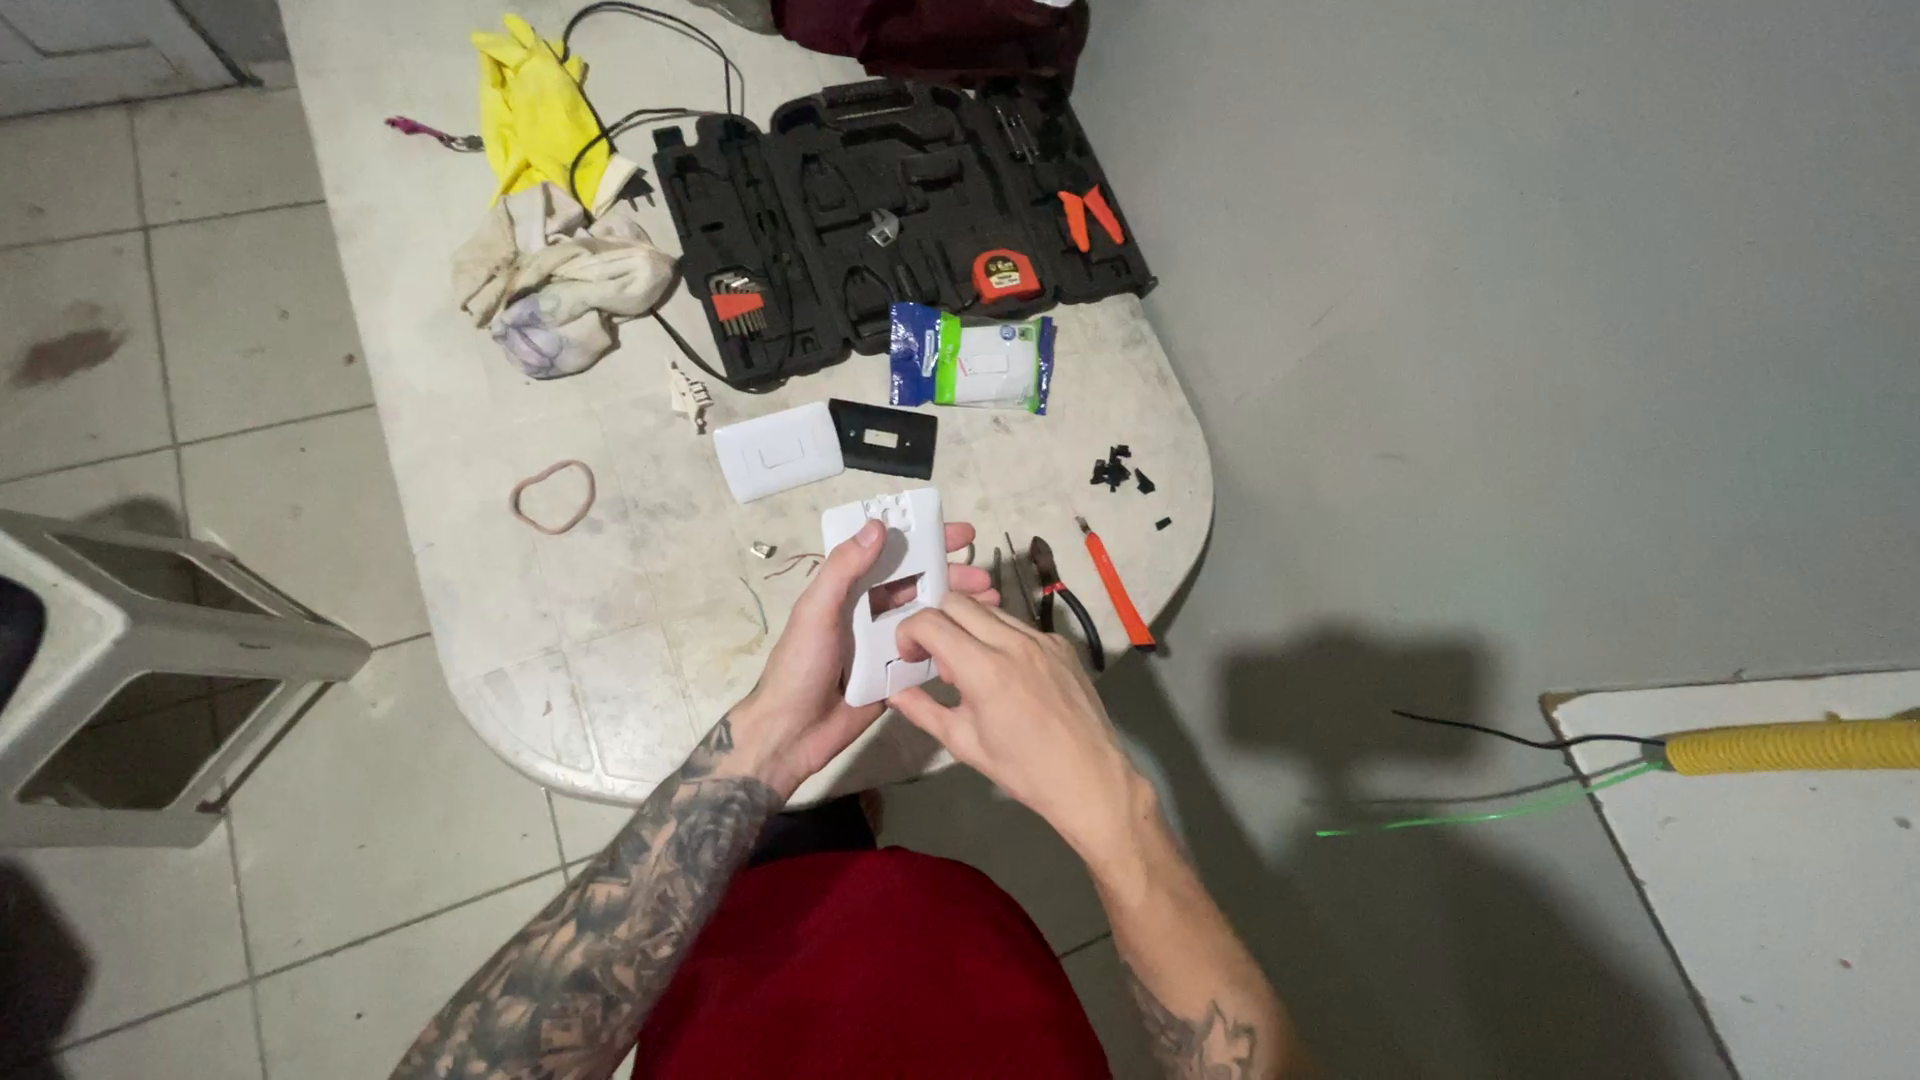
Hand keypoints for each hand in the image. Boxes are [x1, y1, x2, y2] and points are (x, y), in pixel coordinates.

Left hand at [721, 520, 995, 797]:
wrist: (792, 734)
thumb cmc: (799, 666)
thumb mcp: (817, 611)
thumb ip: (844, 569)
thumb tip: (878, 525)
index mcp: (849, 589)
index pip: (891, 554)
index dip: (924, 540)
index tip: (959, 534)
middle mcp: (870, 611)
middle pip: (919, 584)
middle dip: (952, 576)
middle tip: (984, 577)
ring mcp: (886, 643)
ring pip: (930, 616)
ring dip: (958, 607)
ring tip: (991, 603)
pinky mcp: (898, 674)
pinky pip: (929, 652)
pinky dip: (952, 643)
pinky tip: (975, 640)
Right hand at [888, 593, 1150, 861]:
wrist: (1090, 778)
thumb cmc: (1023, 770)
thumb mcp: (965, 744)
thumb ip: (924, 711)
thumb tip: (894, 694)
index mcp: (985, 669)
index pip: (931, 621)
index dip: (909, 632)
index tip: (909, 657)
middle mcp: (1014, 642)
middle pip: (958, 602)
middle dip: (936, 620)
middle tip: (935, 656)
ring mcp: (1042, 639)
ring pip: (990, 609)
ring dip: (968, 627)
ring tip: (970, 666)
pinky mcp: (1062, 644)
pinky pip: (1020, 625)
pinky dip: (1000, 637)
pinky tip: (1005, 672)